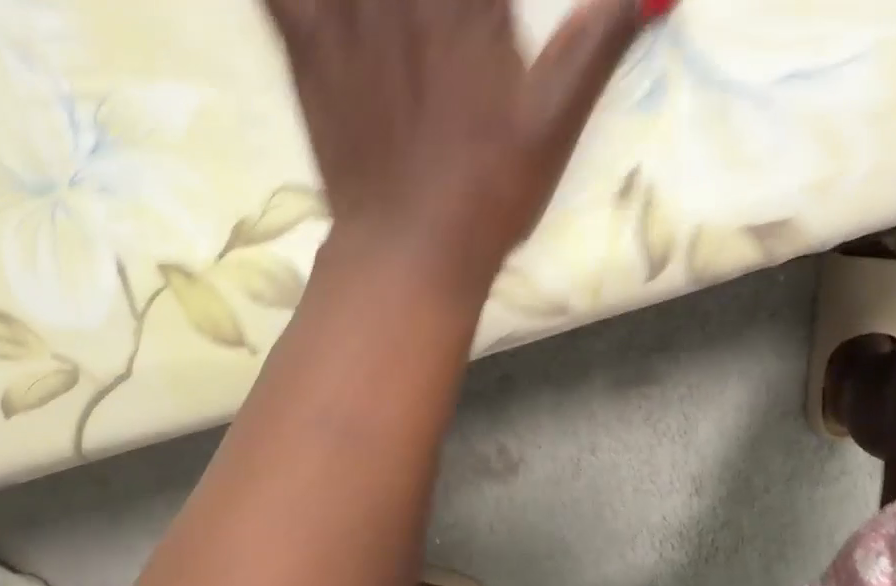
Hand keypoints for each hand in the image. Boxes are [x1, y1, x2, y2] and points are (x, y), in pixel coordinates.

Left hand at [268, 0, 656, 288]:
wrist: (414, 252)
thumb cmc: (492, 193)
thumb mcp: (556, 122)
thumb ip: (596, 45)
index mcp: (472, 9)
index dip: (486, 2)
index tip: (489, 11)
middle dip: (435, 1)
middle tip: (446, 15)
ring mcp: (348, 14)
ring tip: (395, 16)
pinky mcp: (305, 44)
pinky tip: (299, 1)